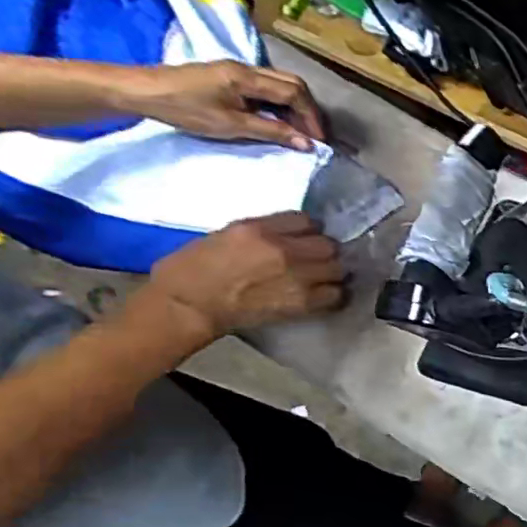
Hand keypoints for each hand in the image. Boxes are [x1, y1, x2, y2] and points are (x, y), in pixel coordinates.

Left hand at [121, 61, 324, 150]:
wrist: (140, 91)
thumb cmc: (185, 109)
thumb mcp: (231, 125)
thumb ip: (272, 132)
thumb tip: (307, 143)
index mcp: (247, 77)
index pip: (294, 92)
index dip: (311, 117)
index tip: (318, 140)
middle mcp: (246, 68)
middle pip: (292, 83)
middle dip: (308, 109)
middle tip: (312, 134)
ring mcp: (237, 70)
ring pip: (281, 83)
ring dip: (296, 106)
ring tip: (298, 130)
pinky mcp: (229, 76)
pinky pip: (267, 86)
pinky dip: (281, 103)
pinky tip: (278, 119)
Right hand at [135, 213, 344, 342]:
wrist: (188, 306)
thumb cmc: (194, 268)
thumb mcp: (226, 235)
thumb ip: (263, 232)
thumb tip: (292, 235)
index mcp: (258, 229)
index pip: (306, 220)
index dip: (309, 230)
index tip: (305, 239)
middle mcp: (283, 250)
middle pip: (328, 245)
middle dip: (324, 252)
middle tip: (316, 261)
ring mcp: (297, 276)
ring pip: (338, 268)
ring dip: (332, 273)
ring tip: (321, 278)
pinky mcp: (305, 302)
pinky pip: (337, 294)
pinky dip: (334, 294)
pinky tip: (322, 295)